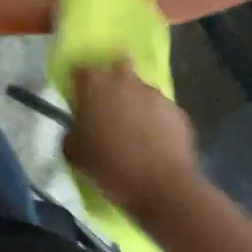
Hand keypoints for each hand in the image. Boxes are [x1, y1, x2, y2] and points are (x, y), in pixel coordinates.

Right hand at [63, 57, 203, 218]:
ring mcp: (155, 95)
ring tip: (135, 127)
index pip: (81, 69)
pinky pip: (161, 110)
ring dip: (136, 100)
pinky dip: (156, 120)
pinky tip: (155, 141)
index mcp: (94, 85)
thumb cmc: (109, 165)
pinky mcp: (179, 112)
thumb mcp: (74, 151)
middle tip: (110, 101)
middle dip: (114, 76)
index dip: (81, 82)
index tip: (81, 98)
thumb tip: (79, 129)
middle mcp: (125, 81)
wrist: (163, 187)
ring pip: (141, 89)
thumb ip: (73, 131)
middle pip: (118, 64)